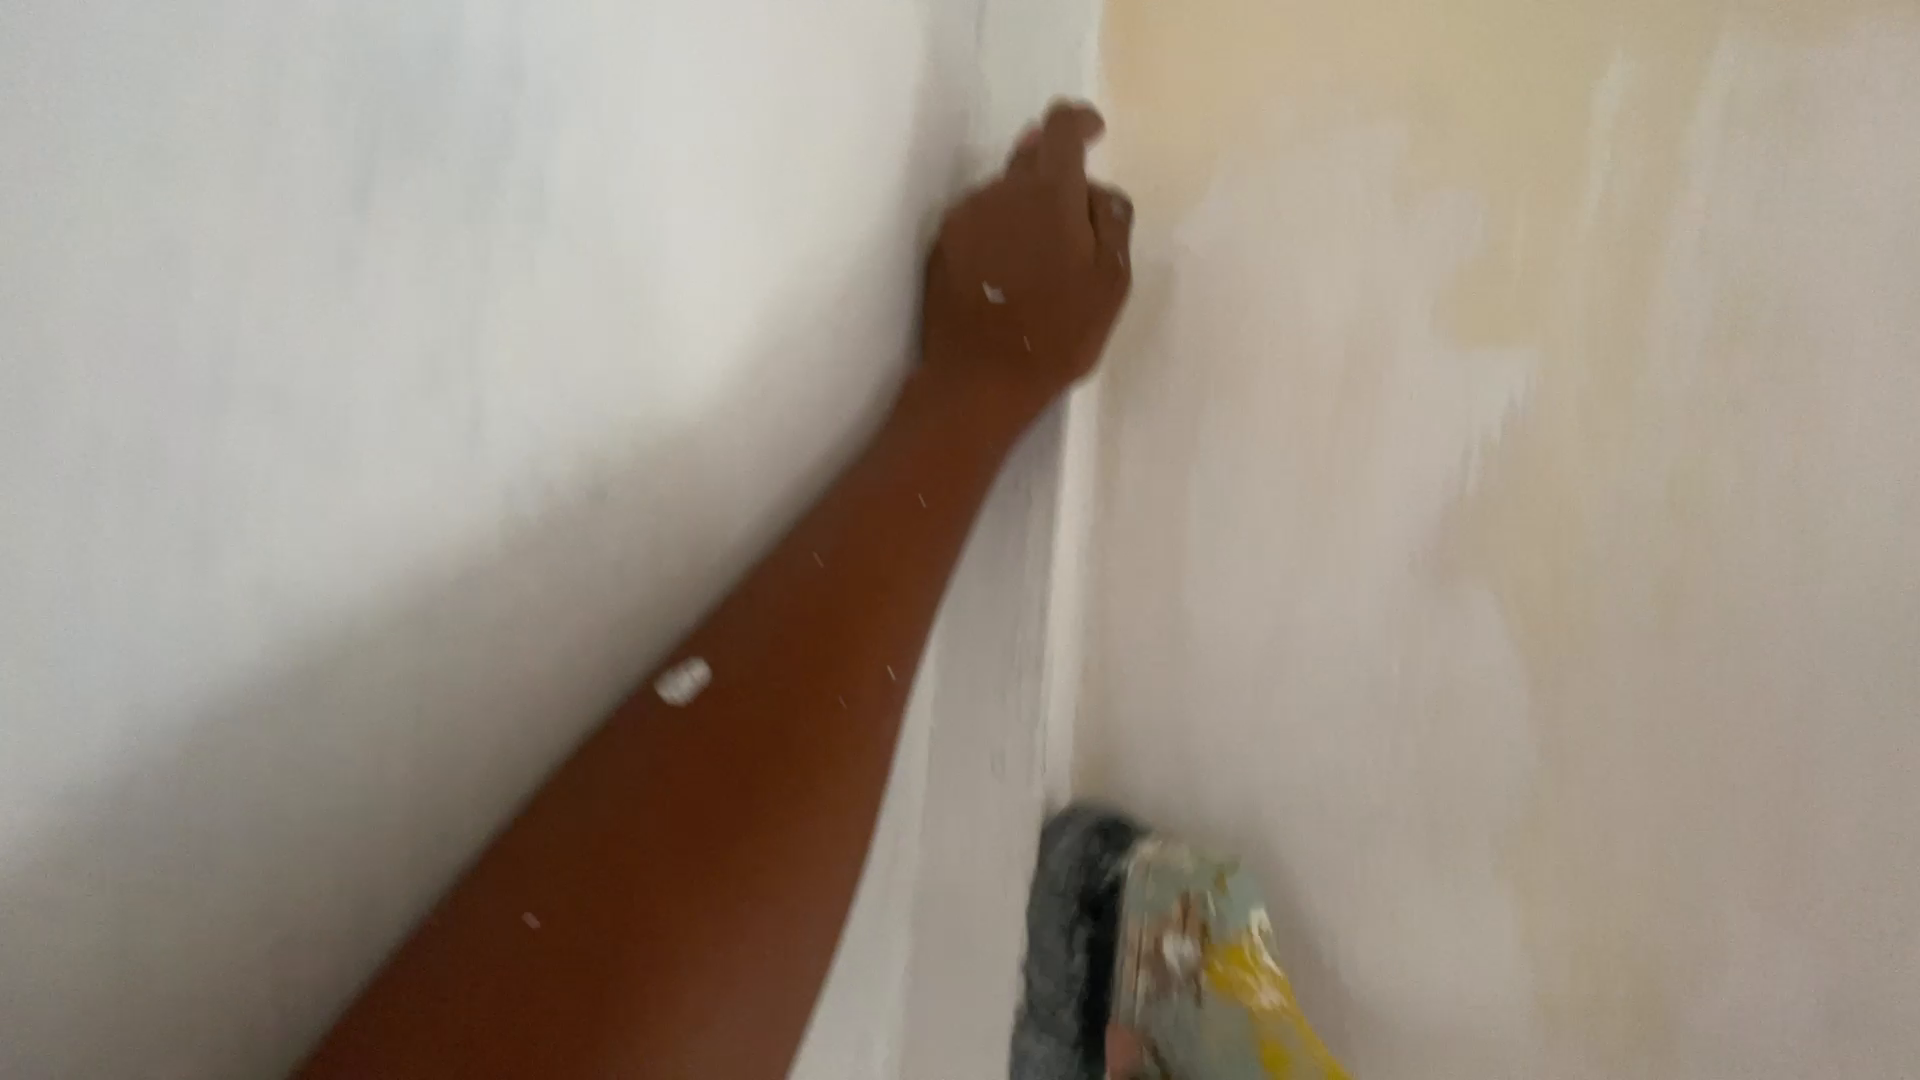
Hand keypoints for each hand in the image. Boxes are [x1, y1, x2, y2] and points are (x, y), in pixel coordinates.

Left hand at [921, 99, 1133, 409]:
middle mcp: (999, 191)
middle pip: (1030, 160)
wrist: (979, 380)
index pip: (1061, 127)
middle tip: (1071, 226)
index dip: (1080, 123)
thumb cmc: (1057, 336)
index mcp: (1049, 193)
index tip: (1093, 135)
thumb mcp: (1111, 282)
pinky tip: (1007, 276)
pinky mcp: (940, 248)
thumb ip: (1111, 220)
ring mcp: (963, 219)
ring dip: (1024, 210)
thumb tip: (1095, 190)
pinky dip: (997, 234)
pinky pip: (977, 222)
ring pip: (1002, 193)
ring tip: (1037, 264)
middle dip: (1055, 178)